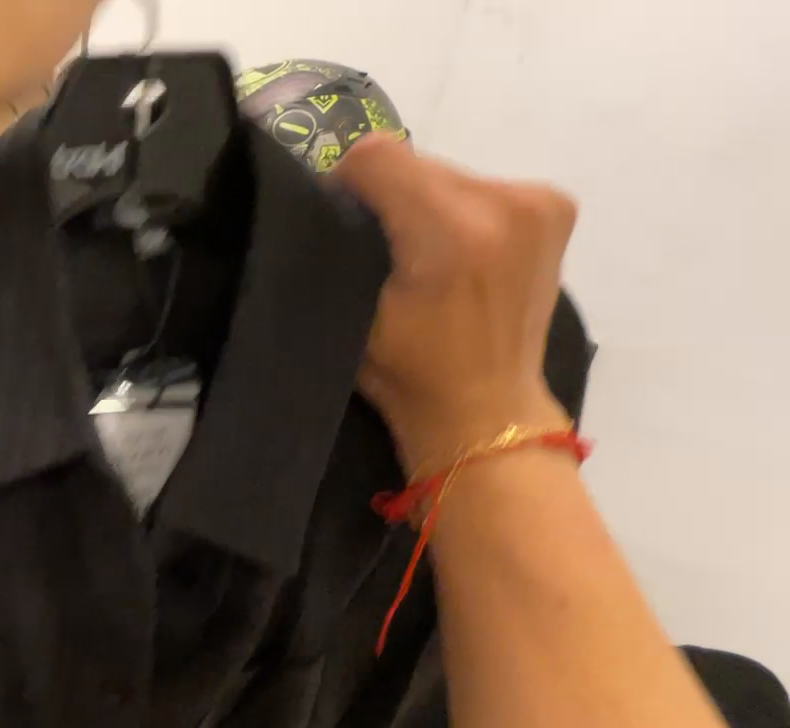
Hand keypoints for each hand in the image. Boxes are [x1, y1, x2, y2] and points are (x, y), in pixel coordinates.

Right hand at [333, 135, 577, 473]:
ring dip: (418, 206)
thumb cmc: (403, 373)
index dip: (342, 186)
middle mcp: (509, 200)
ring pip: (445, 175)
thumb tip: (335, 201)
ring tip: (414, 261)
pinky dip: (451, 212)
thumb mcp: (349, 312)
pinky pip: (478, 188)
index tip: (337, 229)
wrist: (482, 406)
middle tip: (374, 254)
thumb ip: (343, 248)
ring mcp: (540, 200)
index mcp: (454, 230)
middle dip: (384, 198)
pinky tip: (449, 257)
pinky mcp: (555, 206)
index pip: (377, 157)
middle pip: (414, 163)